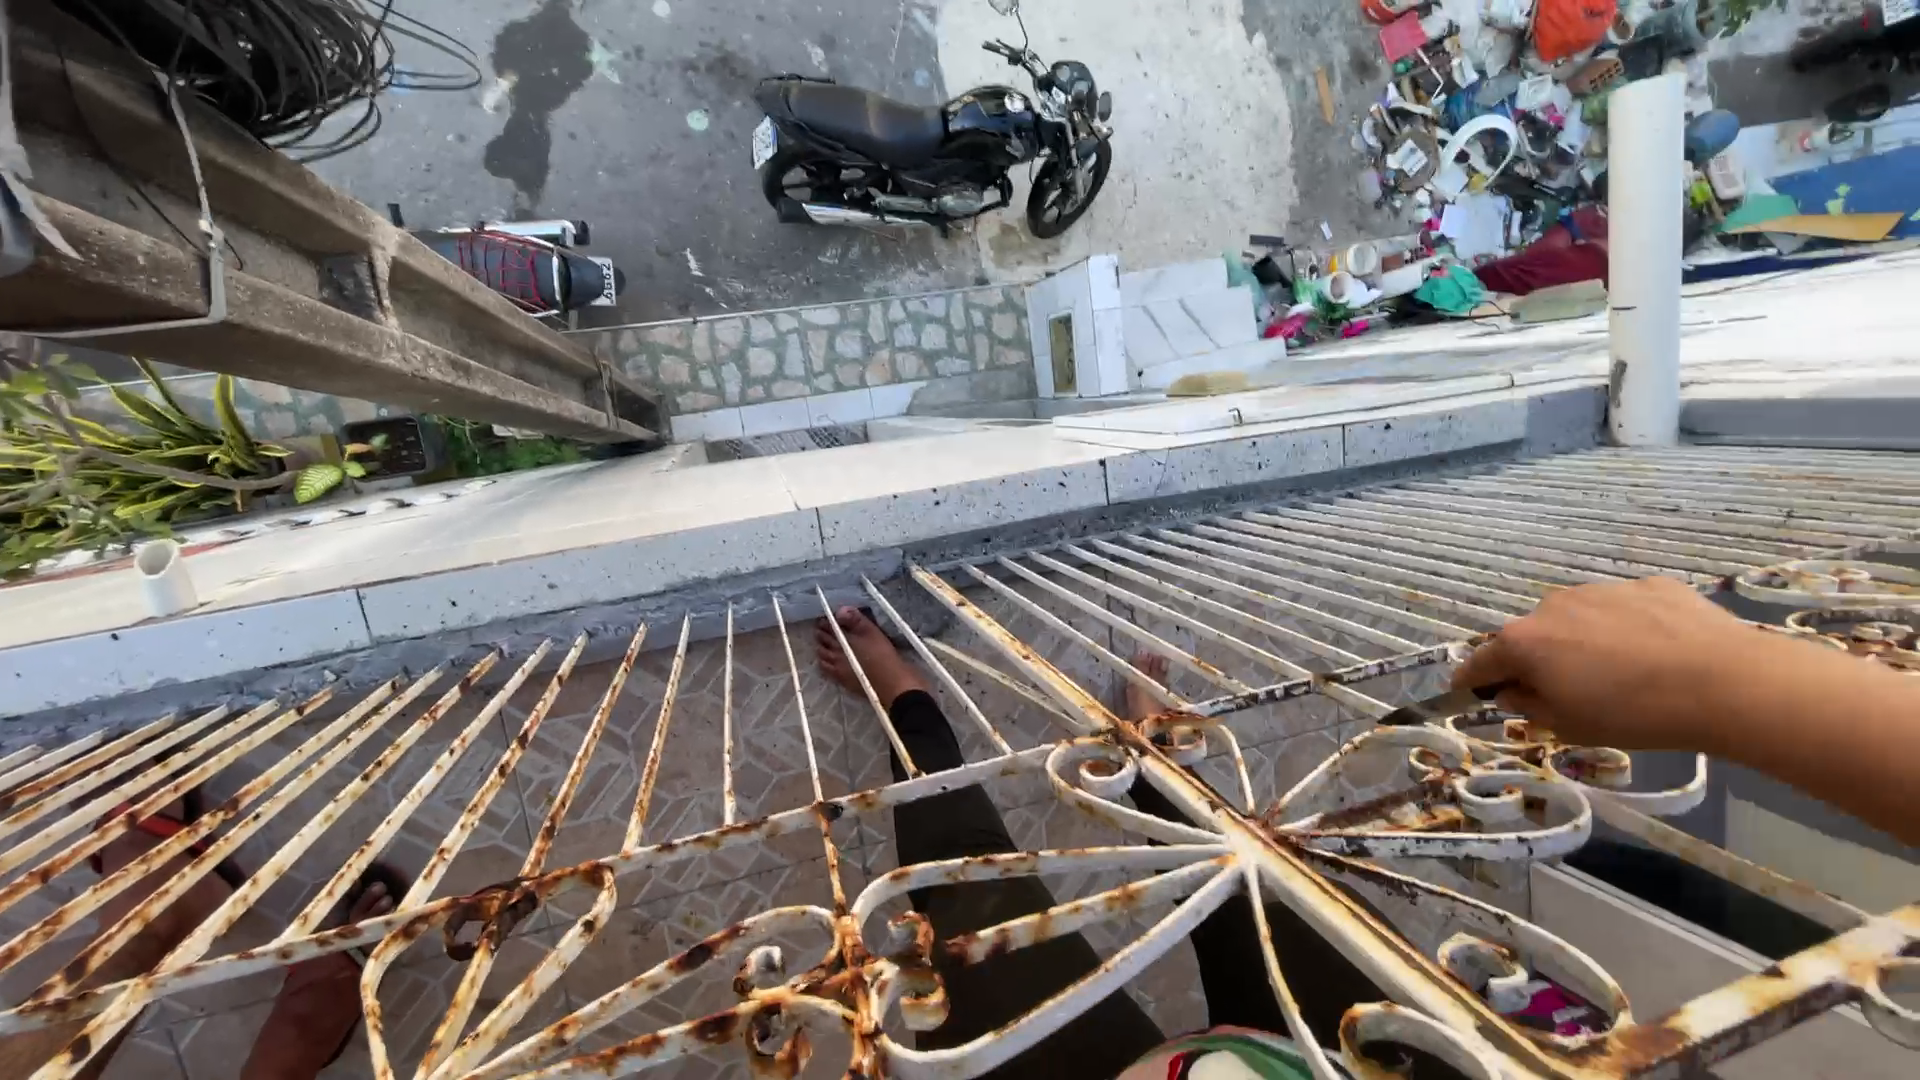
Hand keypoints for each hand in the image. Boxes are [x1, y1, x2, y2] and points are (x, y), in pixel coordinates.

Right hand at [1451, 577, 1769, 750]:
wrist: (1732, 684)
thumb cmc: (1635, 714)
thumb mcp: (1570, 726)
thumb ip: (1530, 707)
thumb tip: (1514, 693)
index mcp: (1522, 642)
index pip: (1480, 662)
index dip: (1471, 679)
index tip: (1467, 690)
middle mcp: (1550, 607)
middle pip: (1531, 637)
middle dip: (1539, 659)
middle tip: (1566, 688)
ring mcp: (1601, 591)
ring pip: (1577, 619)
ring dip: (1584, 640)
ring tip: (1622, 669)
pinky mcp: (1650, 585)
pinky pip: (1625, 609)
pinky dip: (1629, 627)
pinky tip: (1659, 650)